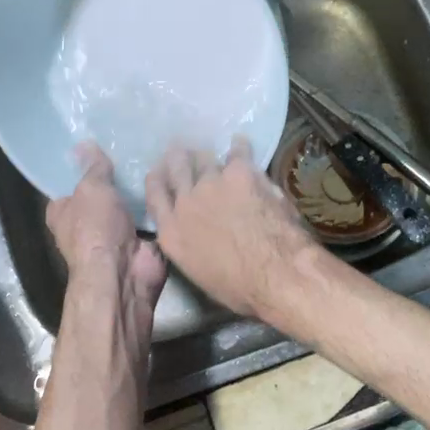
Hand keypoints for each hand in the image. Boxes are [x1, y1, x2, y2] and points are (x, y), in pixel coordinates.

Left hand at [47, 145, 167, 307]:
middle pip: (104, 191)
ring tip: (158, 154)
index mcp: (64, 211)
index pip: (70, 182)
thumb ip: (93, 167)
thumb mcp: (91, 189)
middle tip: (136, 145)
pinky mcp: (142, 240)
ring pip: (130, 202)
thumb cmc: (95, 229)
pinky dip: (160, 201)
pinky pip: (151, 214)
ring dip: (143, 187)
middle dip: (119, 174)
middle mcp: (87, 223)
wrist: (124, 272)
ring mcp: (116, 232)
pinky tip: (171, 177)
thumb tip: (84, 143)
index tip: (100, 142)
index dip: (83, 164)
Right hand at [145, 137, 324, 318]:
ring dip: (206, 156)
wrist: (274, 271)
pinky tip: (240, 142)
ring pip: (203, 159)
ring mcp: (210, 184)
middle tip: (180, 150)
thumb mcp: (199, 271)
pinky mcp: (239, 173)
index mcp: (172, 233)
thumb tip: (198, 235)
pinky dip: (239, 147)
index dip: (157, 180)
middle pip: (176, 171)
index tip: (159, 171)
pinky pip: (237, 152)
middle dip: (177, 159)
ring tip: (209, 151)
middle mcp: (184, 204)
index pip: (155, 197)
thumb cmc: (241, 287)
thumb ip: (191, 245)